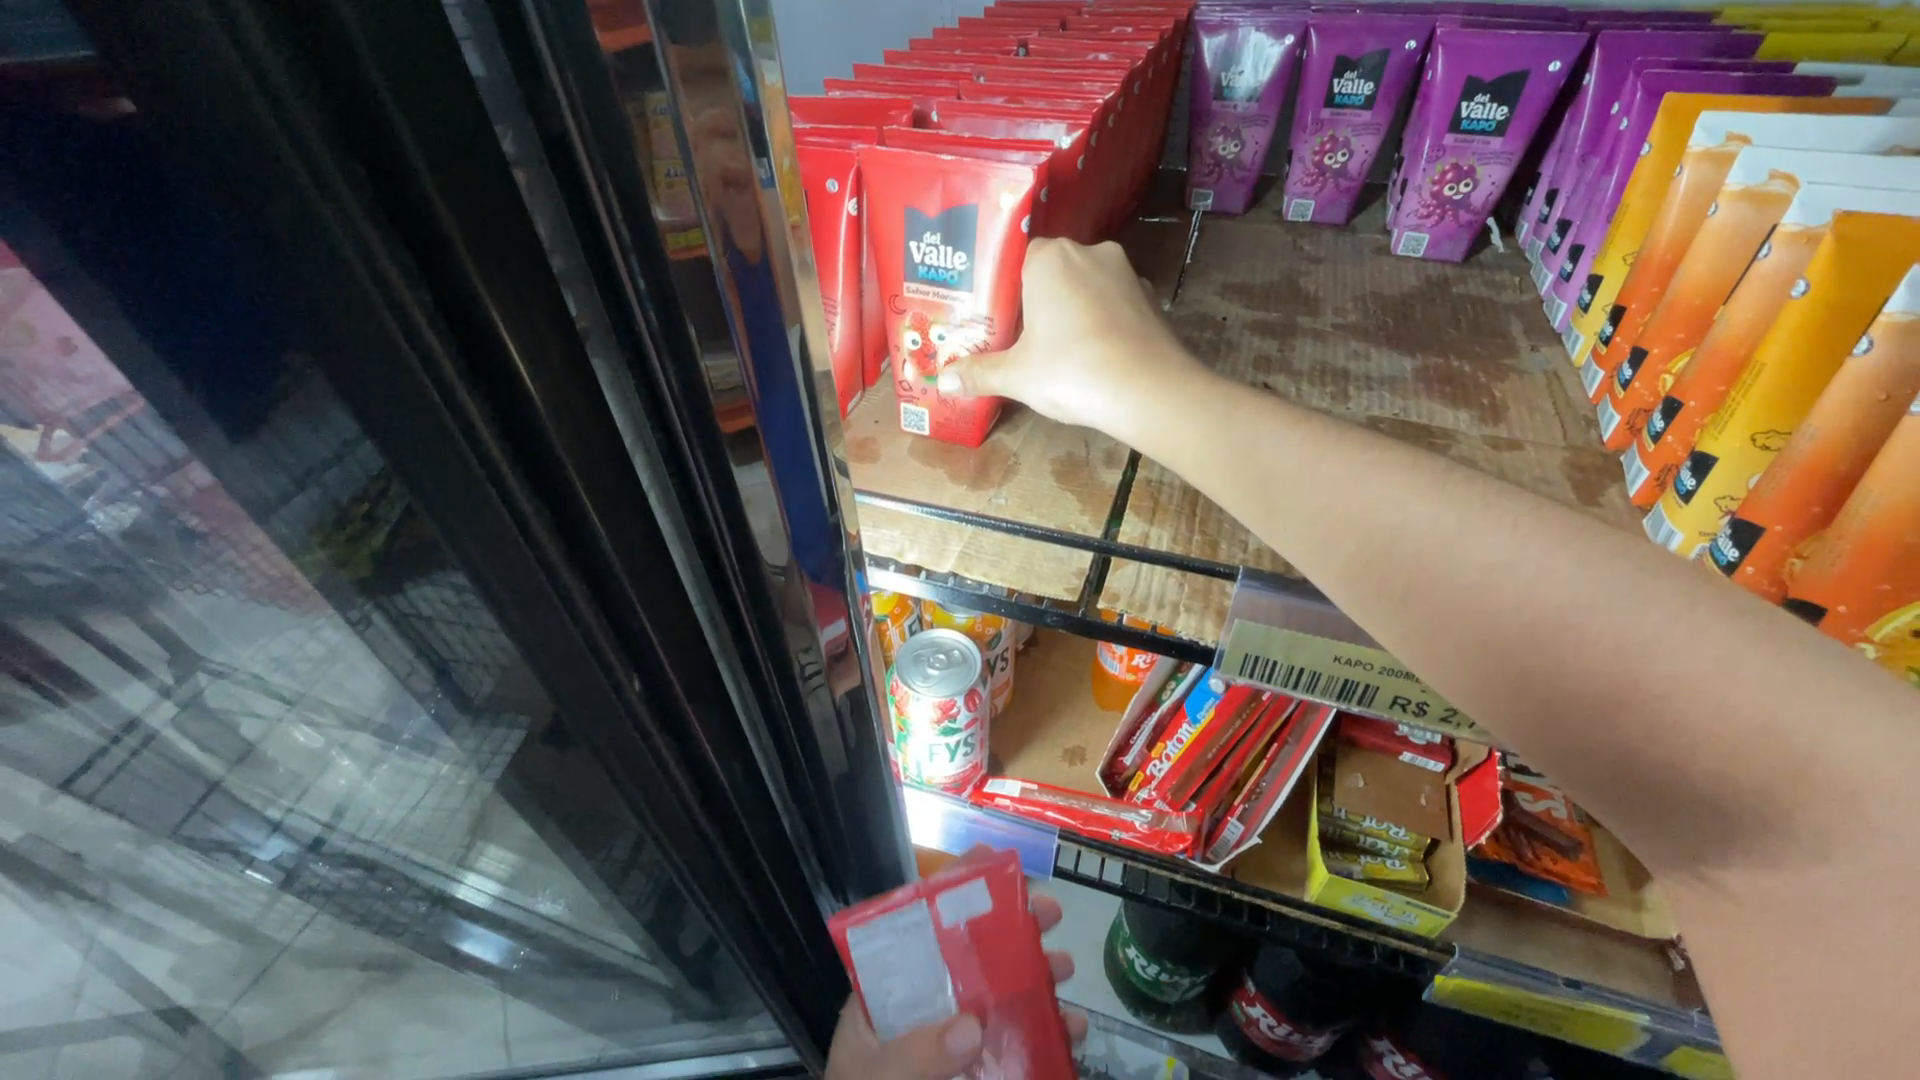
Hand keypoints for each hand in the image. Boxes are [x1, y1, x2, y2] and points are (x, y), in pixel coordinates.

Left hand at [822, 890, 1087, 1079]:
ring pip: (997, 995)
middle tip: (1050, 912)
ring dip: (1035, 975)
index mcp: (886, 994)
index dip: (952, 892)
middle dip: (1010, 930)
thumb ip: (914, 1054)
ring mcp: (949, 1040)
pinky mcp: (974, 1071)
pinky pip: (1013, 1044)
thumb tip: (973, 1023)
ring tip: (1066, 966)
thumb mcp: (876, 1079)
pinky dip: (1044, 1033)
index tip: (992, 865)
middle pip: (968, 955)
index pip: (917, 928)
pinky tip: (1070, 1030)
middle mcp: (921, 1007)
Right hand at [935, 237, 1205, 439]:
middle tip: (1020, 336)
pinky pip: (1115, 305)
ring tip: (1058, 349)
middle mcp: (1089, 252)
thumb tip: (943, 380)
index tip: (996, 316)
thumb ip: (979, 373)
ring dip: (1073, 311)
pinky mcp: (1151, 298)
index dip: (1005, 287)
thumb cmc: (1072, 372)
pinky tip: (1095, 354)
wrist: (1149, 391)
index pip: (1017, 257)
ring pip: (1087, 286)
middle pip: (1053, 271)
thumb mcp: (1017, 376)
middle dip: (1038, 300)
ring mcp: (1126, 273)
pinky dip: (1102, 323)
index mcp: (1050, 258)